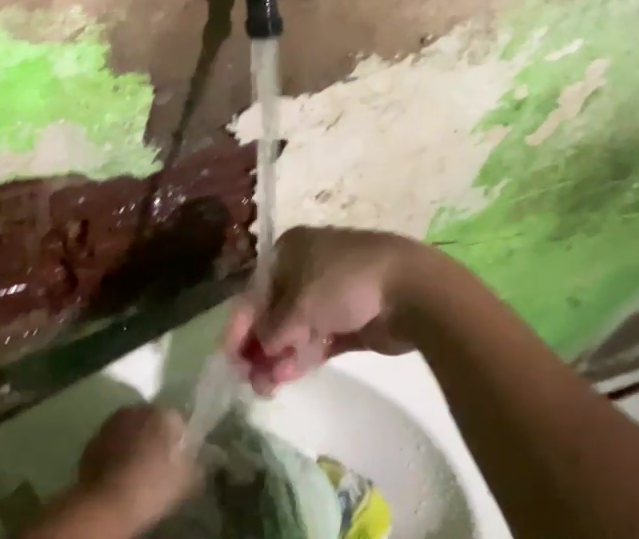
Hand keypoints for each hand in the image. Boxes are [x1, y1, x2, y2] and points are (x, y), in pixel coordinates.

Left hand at [75, 405, 201, 527]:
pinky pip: (114, 439)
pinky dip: (118, 449)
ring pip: (131, 427)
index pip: (179, 419)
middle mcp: (138, 409)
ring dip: (136, 439)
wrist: (107, 501)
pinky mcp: (95, 436)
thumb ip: (198, 465)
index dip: (182, 438)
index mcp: (164, 414)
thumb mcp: (188, 482)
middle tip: (162, 460)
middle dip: (157, 434)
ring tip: (140, 466)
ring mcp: (113, 420)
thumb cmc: (153, 488)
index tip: (183, 456)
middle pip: (153, 419)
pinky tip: (121, 470)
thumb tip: (200, 459)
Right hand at [223, 226, 422, 395]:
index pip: (255, 290)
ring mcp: (331, 296)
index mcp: (289, 251)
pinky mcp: (351, 322)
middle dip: (261, 345)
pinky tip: (288, 377)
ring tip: (266, 387)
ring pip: (297, 330)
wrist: (410, 289)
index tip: (228, 355)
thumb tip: (262, 350)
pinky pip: (319, 340)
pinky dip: (303, 357)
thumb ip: (274, 330)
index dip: (240, 324)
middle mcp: (306, 269)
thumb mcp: (299, 304)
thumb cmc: (344, 282)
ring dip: (280, 356)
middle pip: (274, 311)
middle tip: (249, 378)